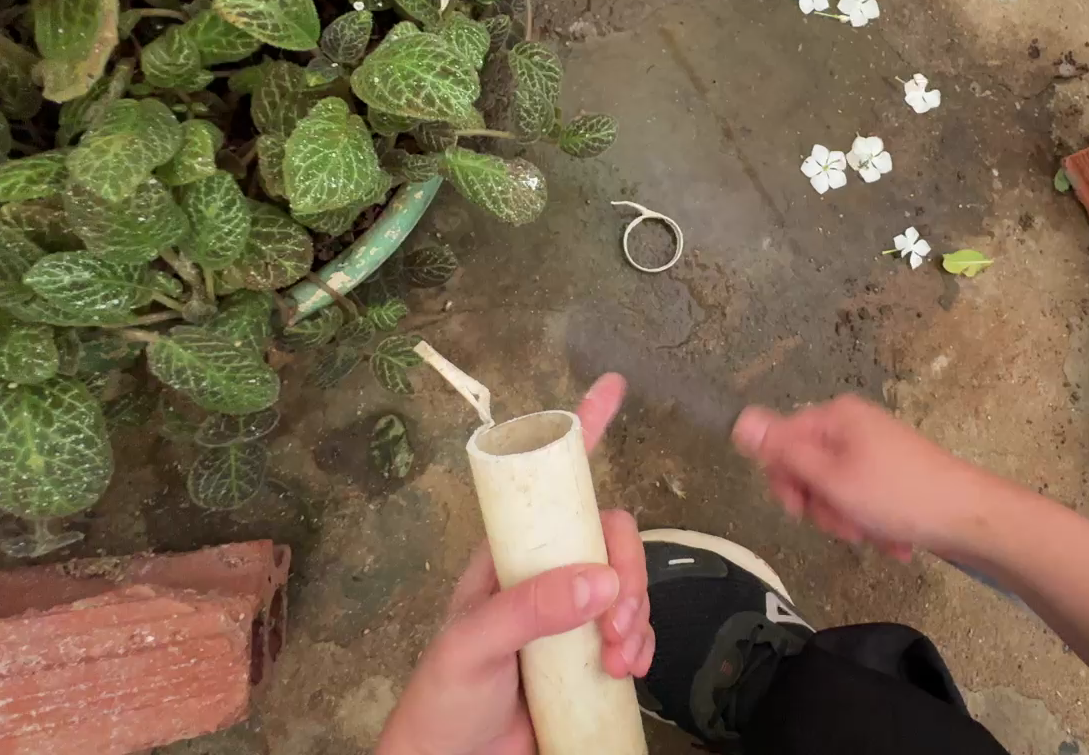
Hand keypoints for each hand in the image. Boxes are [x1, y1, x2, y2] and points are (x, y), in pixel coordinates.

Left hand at [378, 374, 652, 754]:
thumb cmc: (444, 700)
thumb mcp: (473, 646)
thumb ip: (530, 609)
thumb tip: (600, 584)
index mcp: (515, 548)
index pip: (551, 478)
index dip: (583, 429)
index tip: (611, 388)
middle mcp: (550, 567)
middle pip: (611, 530)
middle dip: (628, 568)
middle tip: (619, 621)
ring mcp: (575, 608)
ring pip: (630, 577)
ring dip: (638, 611)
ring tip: (620, 657)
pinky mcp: (595, 648)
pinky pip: (637, 624)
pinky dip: (644, 642)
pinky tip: (630, 668)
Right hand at [732, 394, 1005, 559]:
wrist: (970, 517)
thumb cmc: (896, 495)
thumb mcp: (831, 478)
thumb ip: (783, 453)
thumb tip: (740, 419)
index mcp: (836, 416)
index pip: (782, 441)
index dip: (785, 479)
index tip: (800, 508)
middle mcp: (853, 424)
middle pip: (808, 466)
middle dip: (821, 504)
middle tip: (842, 524)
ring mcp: (874, 448)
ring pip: (834, 488)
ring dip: (846, 518)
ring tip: (871, 533)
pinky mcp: (892, 473)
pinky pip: (862, 496)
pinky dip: (870, 520)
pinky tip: (890, 537)